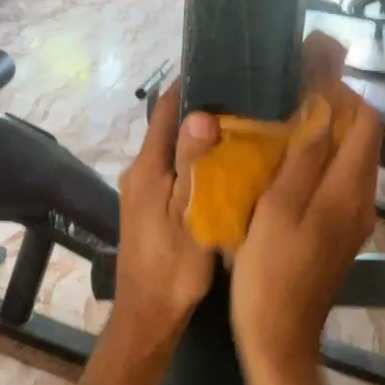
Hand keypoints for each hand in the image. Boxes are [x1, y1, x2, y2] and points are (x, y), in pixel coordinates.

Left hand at [113, 82, 219, 346]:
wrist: (148, 317)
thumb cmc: (173, 269)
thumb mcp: (190, 216)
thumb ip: (193, 166)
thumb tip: (200, 114)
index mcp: (146, 169)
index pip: (165, 112)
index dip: (188, 86)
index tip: (221, 67)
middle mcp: (139, 173)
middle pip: (169, 128)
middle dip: (201, 110)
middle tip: (245, 98)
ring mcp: (142, 191)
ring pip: (173, 151)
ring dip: (199, 137)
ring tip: (242, 125)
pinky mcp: (149, 208)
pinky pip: (173, 171)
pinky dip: (195, 161)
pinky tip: (223, 166)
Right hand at [231, 44, 382, 380]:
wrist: (279, 337)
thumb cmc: (269, 272)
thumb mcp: (278, 208)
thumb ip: (303, 158)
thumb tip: (320, 109)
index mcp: (348, 191)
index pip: (366, 123)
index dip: (342, 93)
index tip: (307, 78)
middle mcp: (361, 201)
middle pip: (363, 139)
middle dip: (334, 109)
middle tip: (290, 94)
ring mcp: (353, 220)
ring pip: (350, 160)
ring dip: (325, 134)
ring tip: (282, 121)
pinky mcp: (339, 233)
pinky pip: (338, 182)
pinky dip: (319, 161)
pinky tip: (285, 162)